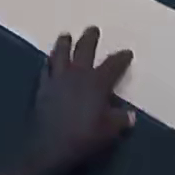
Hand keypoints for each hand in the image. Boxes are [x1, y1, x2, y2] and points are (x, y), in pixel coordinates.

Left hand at [19, 27, 134, 174]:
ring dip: (64, 42)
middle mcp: (77, 74)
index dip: (121, 58)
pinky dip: (49, 62)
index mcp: (96, 83)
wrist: (49, 145)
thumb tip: (131, 115)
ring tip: (66, 35)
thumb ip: (121, 120)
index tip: (127, 52)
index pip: (112, 65)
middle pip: (84, 49)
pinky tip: (48, 60)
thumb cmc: (83, 137)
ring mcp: (58, 77)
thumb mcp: (108, 131)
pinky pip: (46, 68)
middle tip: (93, 29)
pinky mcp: (43, 85)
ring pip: (60, 52)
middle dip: (90, 38)